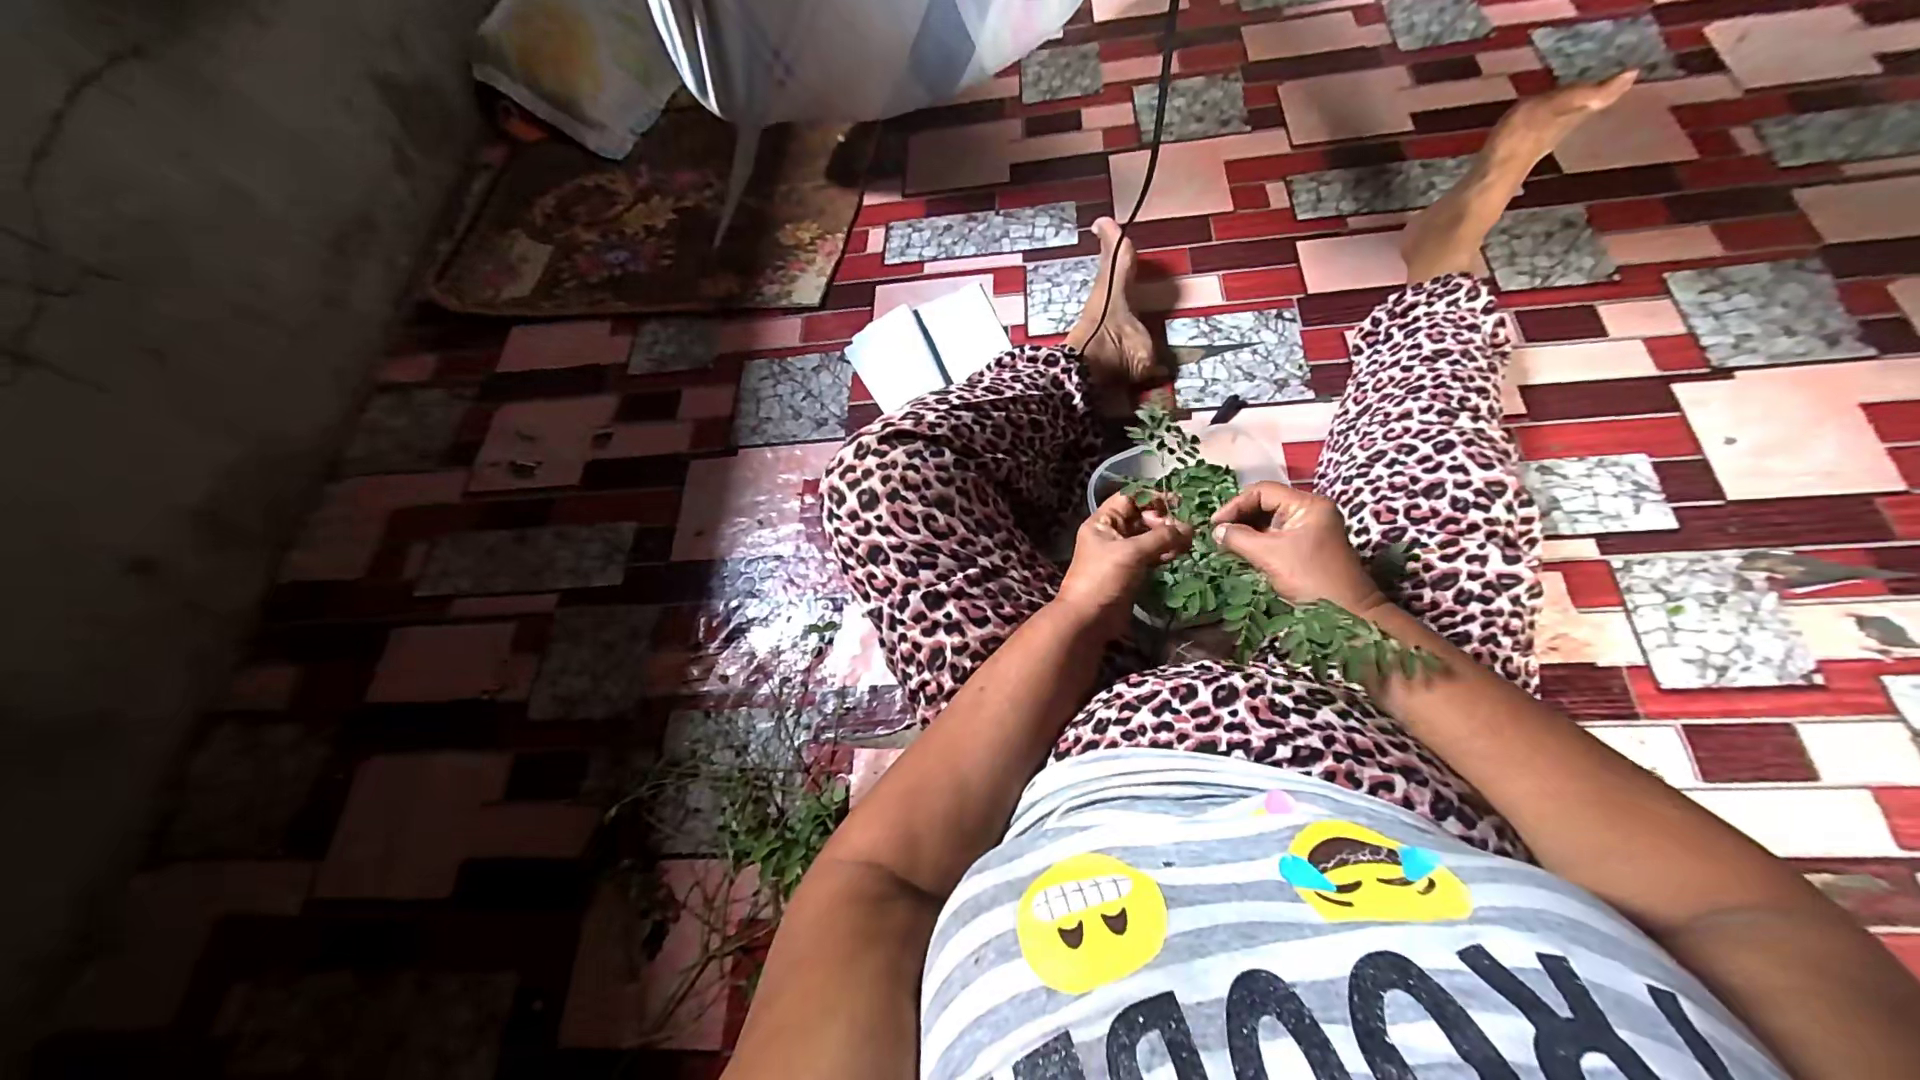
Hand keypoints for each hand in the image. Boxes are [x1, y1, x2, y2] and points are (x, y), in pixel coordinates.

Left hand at [1055, 492, 1193, 636]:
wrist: (1089, 619)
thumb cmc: (1104, 578)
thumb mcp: (1132, 552)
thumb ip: (1161, 537)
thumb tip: (1189, 528)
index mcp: (1102, 522)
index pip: (1129, 498)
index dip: (1152, 497)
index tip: (1177, 502)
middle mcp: (1110, 534)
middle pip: (1141, 517)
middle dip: (1163, 520)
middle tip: (1184, 528)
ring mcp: (1120, 553)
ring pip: (1148, 537)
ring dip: (1167, 537)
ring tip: (1187, 542)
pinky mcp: (1130, 570)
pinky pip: (1150, 554)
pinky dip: (1164, 552)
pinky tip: (1179, 554)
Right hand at [1209, 483, 1385, 613]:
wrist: (1349, 614)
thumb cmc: (1310, 579)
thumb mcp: (1269, 555)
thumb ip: (1238, 538)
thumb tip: (1216, 530)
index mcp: (1308, 505)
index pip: (1262, 492)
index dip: (1235, 505)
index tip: (1214, 525)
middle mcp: (1311, 511)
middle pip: (1265, 504)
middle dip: (1239, 518)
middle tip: (1217, 535)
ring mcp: (1311, 528)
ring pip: (1269, 521)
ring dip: (1246, 531)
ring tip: (1224, 543)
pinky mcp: (1307, 546)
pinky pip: (1276, 536)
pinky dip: (1257, 542)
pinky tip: (1240, 551)